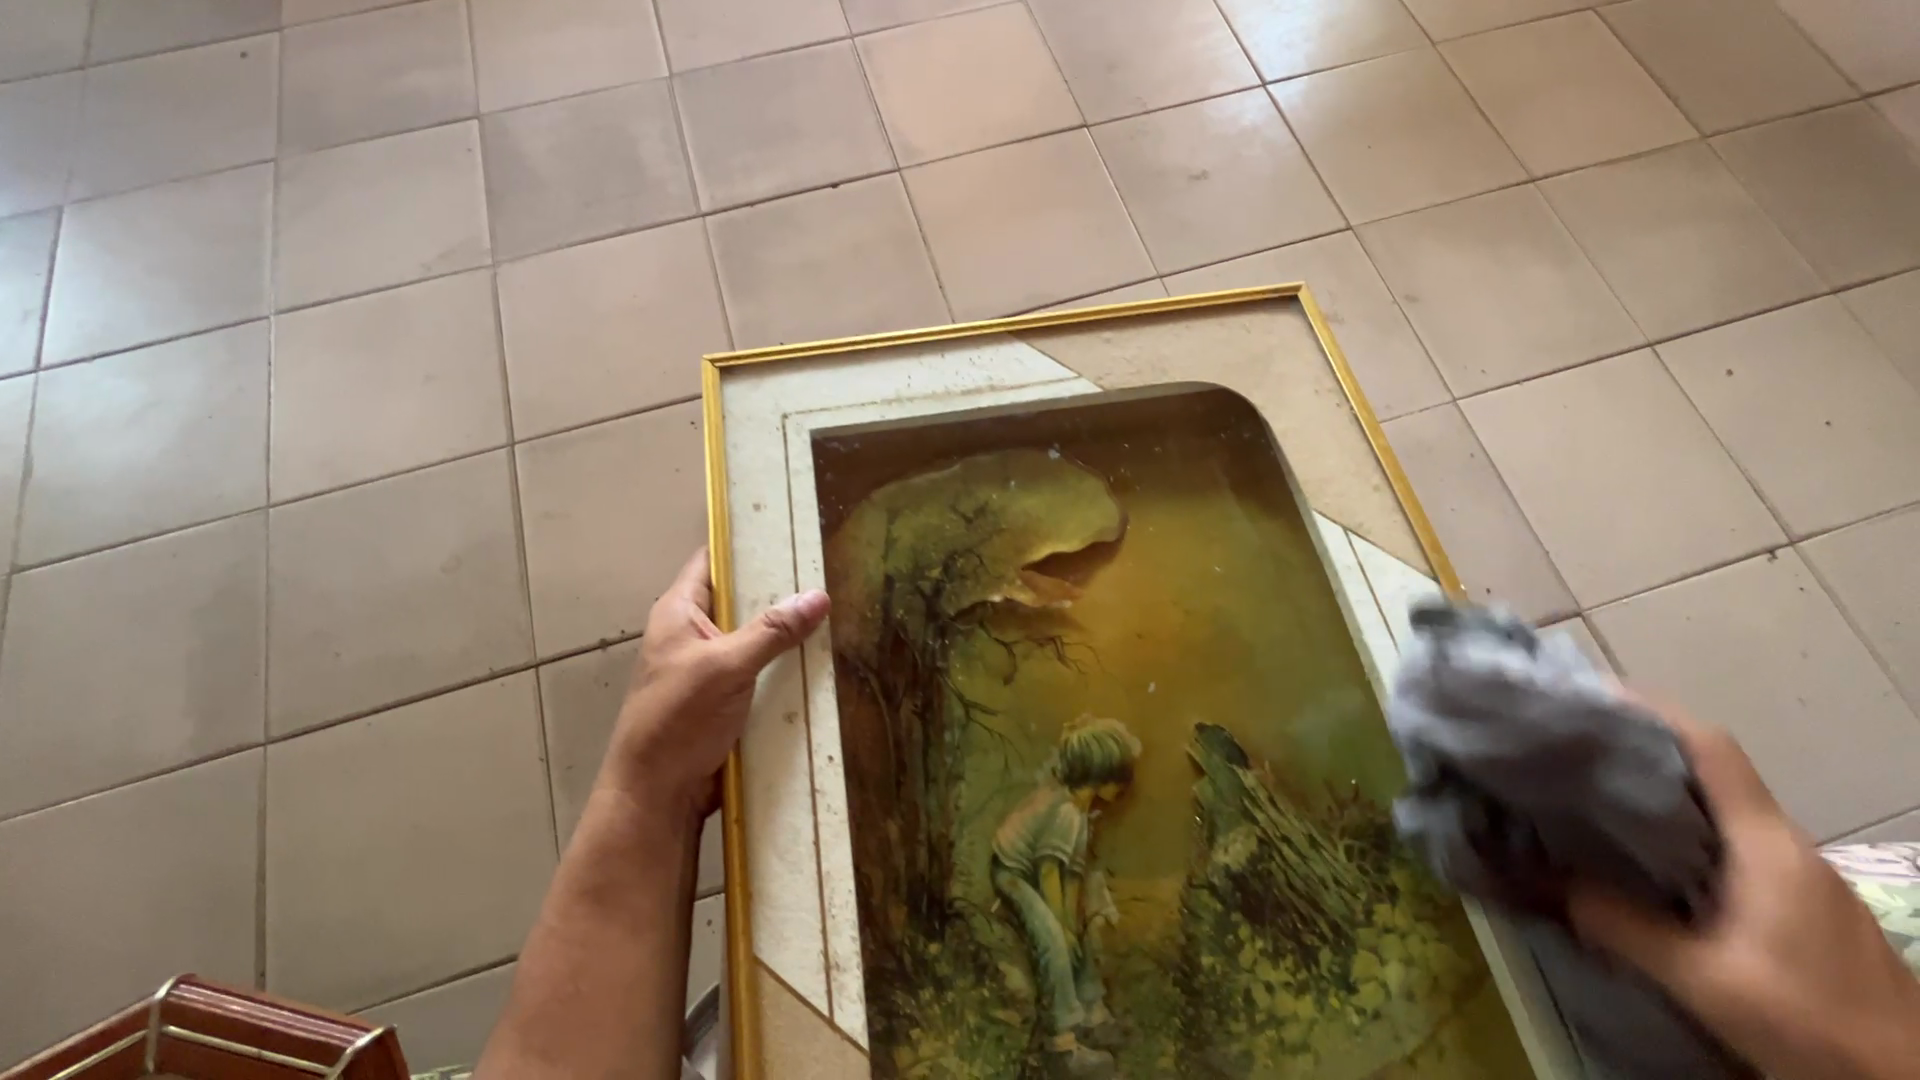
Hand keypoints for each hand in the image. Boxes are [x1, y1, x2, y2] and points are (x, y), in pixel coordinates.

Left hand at [598, 549, 829, 822]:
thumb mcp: (725, 667)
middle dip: (779, 588)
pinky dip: (786, 664)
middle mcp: (693, 634)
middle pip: (740, 598)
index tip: (788, 530)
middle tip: (828, 571)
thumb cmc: (677, 720)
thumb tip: (819, 595)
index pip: (712, 561)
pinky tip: (821, 659)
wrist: (657, 794)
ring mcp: (710, 668)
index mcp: (679, 613)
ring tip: (835, 609)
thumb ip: (771, 631)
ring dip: (787, 630)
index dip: (744, 543)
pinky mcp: (727, 699)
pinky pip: (761, 670)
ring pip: (755, 637)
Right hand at [1568, 708, 1919, 1079]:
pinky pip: (1725, 845)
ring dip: (1654, 793)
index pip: (1712, 750)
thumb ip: (1621, 924)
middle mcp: (1785, 847)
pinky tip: (1636, 855)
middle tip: (1565, 744)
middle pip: (1708, 773)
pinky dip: (1675, 830)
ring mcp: (1798, 878)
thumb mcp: (1704, 980)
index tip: (1591, 694)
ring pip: (1716, 811)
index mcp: (1767, 845)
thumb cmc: (1816, 1026)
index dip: (1653, 711)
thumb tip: (1542, 879)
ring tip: (1584, 792)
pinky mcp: (1798, 907)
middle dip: (1637, 750)